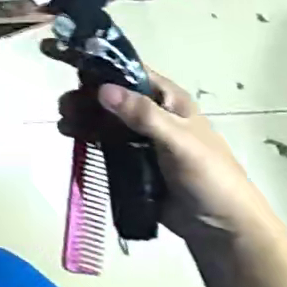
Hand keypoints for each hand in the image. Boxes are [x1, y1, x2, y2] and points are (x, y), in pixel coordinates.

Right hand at [52, 51, 273, 240]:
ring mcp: (140, 136)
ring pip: (104, 117)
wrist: (222, 230)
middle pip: (111, 93)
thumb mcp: (179, 141)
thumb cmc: (209, 176)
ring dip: (82, 114)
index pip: (128, 69)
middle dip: (85, 94)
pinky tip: (69, 135)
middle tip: (64, 104)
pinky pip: (104, 141)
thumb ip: (143, 115)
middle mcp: (151, 111)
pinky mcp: (131, 160)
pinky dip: (86, 135)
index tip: (68, 57)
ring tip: (64, 122)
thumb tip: (103, 89)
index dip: (99, 61)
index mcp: (167, 97)